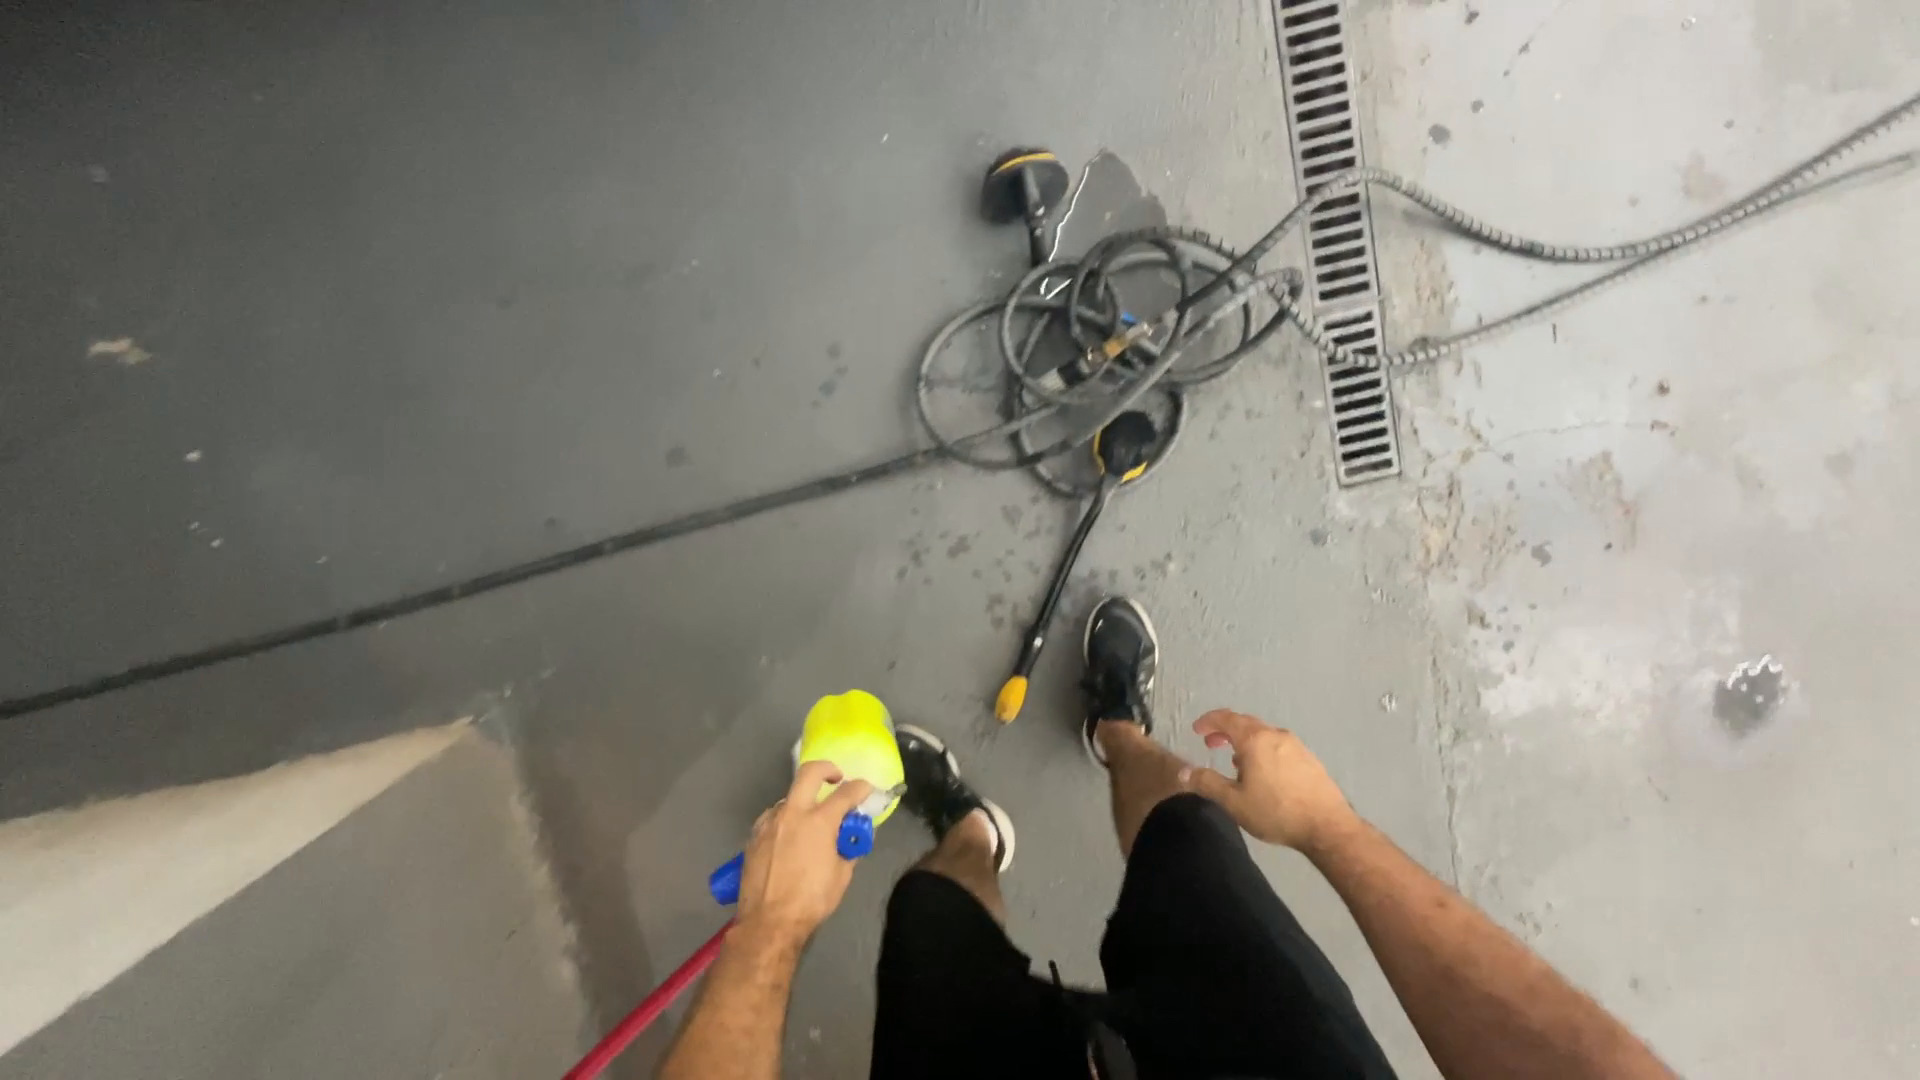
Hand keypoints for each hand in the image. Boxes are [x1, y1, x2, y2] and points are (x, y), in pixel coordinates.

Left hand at [735, 761, 874, 946]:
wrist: (768, 923)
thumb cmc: (811, 901)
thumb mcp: (841, 876)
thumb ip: (847, 849)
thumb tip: (848, 839)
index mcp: (819, 822)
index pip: (846, 792)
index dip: (861, 788)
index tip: (866, 789)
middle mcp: (793, 814)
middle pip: (809, 773)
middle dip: (827, 769)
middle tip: (836, 779)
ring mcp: (770, 823)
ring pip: (788, 798)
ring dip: (803, 802)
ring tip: (809, 822)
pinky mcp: (754, 836)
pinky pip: (773, 817)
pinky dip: (785, 820)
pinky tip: (788, 837)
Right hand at [1179, 709, 1360, 856]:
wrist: (1328, 827)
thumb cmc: (1276, 812)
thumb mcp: (1234, 801)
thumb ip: (1207, 783)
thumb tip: (1182, 772)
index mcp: (1255, 740)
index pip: (1226, 718)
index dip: (1208, 721)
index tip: (1197, 730)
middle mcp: (1276, 735)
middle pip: (1245, 723)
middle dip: (1225, 730)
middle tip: (1211, 744)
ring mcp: (1296, 746)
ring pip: (1264, 735)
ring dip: (1245, 742)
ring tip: (1236, 762)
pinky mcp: (1309, 759)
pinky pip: (1278, 745)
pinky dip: (1263, 750)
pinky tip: (1263, 773)